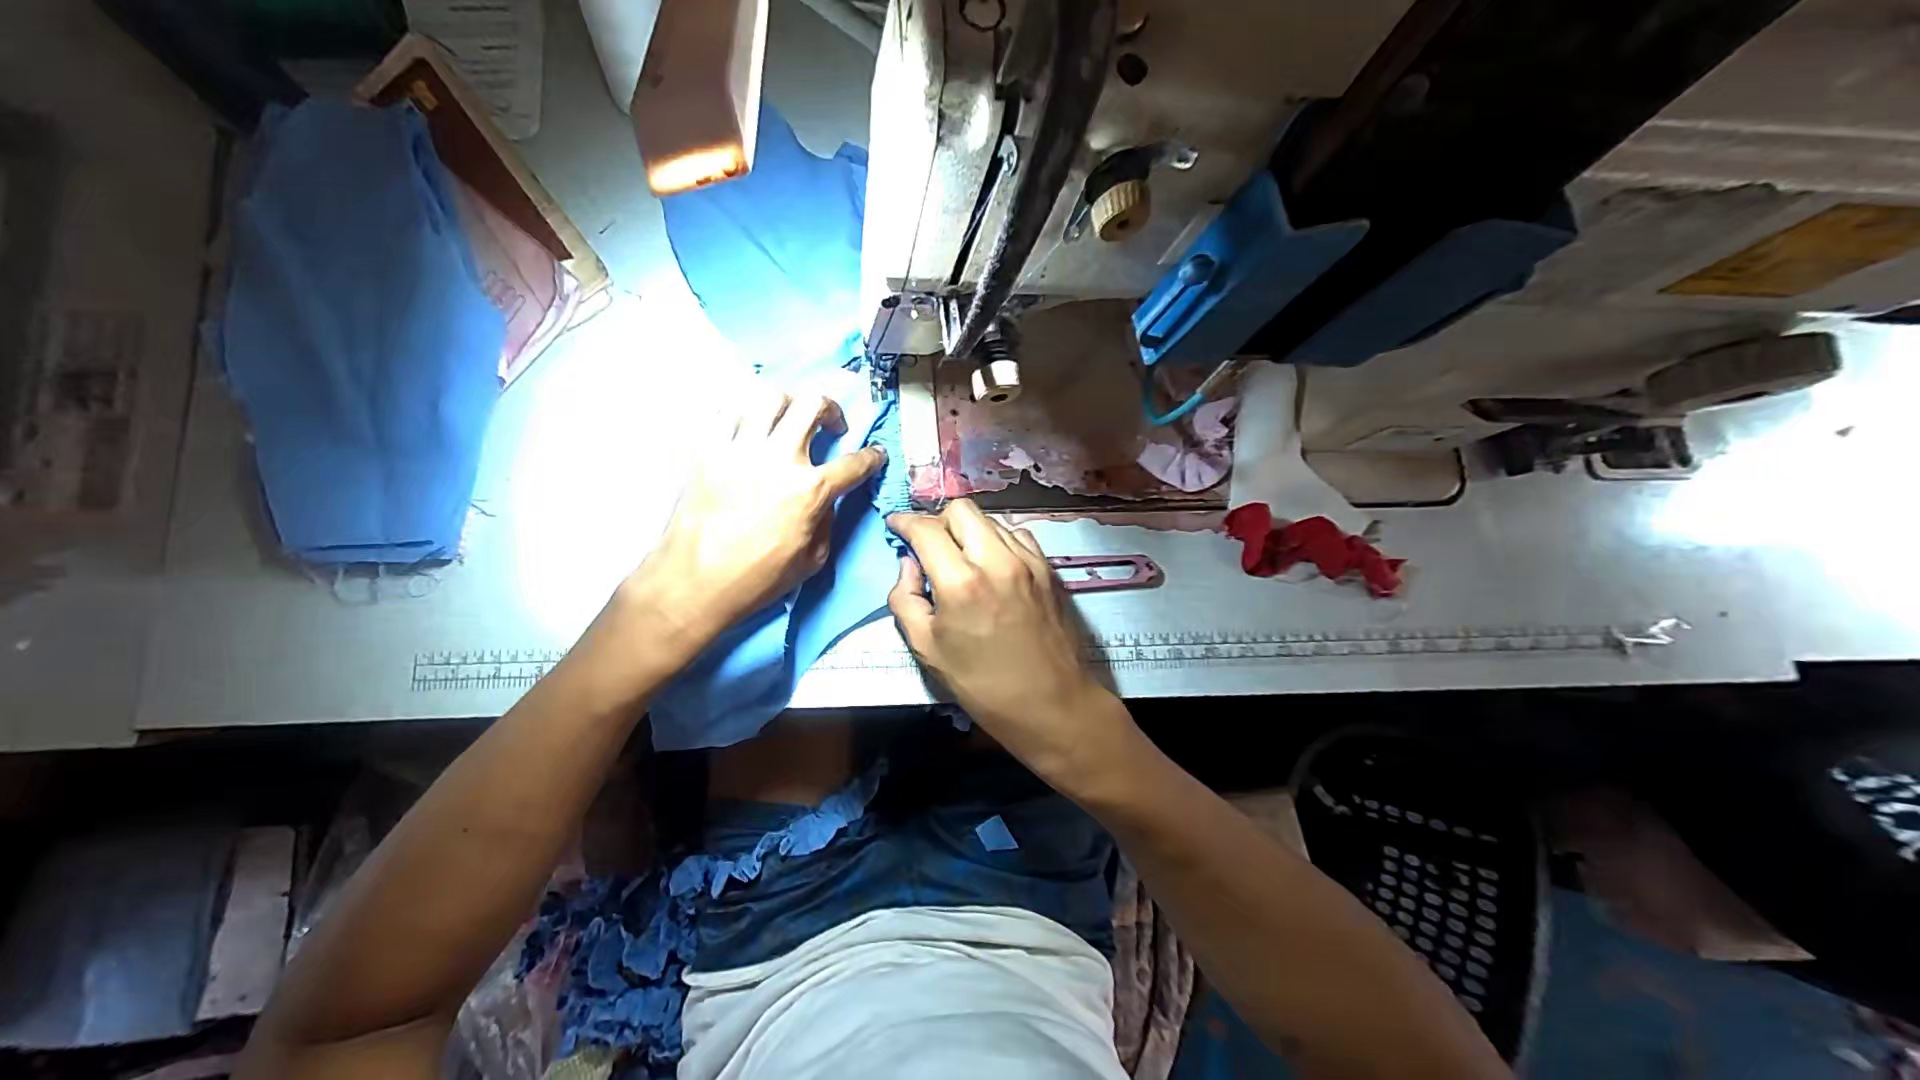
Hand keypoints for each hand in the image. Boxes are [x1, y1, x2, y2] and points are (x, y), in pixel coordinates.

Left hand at [620, 389, 885, 653]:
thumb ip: (827, 521)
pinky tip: (748, 429)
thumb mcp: (813, 560)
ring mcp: (740, 449)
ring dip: (788, 403)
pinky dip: (743, 415)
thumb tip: (826, 500)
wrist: (695, 583)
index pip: (854, 462)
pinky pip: (726, 412)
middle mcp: (778, 459)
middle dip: (831, 409)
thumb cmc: (757, 580)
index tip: (874, 455)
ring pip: (769, 397)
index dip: (872, 456)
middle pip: (812, 404)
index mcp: (810, 490)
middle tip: (830, 425)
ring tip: (788, 418)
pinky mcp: (707, 450)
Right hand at [886, 500, 1137, 788]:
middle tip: (929, 545)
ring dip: (968, 530)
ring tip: (961, 558)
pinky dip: (996, 541)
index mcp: (961, 582)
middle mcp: (996, 560)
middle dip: (938, 520)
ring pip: (990, 519)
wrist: (1051, 704)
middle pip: (961, 509)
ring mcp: (1028, 561)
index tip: (895, 526)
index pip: (926, 529)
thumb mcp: (927, 649)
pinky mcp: (1047, 569)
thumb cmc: (982, 685)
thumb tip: (908, 564)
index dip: (905, 522)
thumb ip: (905, 598)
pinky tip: (991, 566)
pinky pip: (1016, 535)